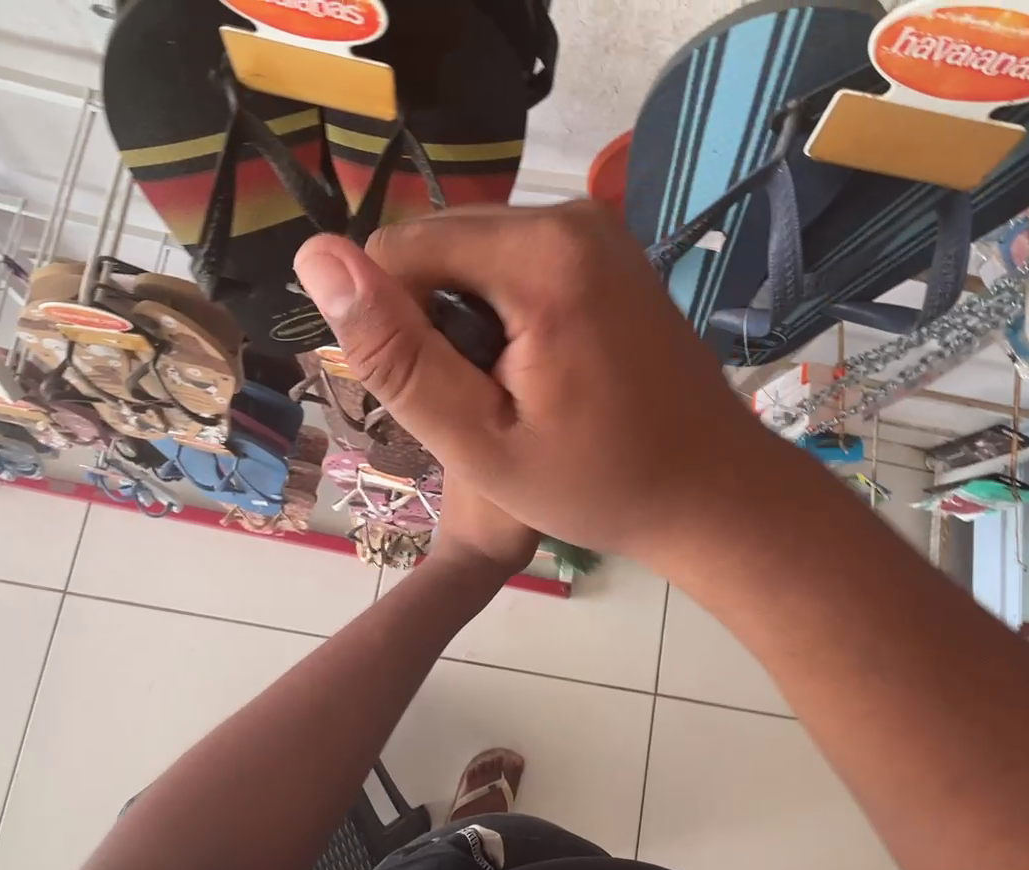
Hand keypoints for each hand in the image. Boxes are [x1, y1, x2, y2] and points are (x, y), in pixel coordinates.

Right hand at [292, 203, 790, 563]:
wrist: (713, 493)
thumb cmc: (599, 484)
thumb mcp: (479, 440)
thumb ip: (396, 354)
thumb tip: (314, 257)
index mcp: (539, 253)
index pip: (398, 251)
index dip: (396, 332)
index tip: (444, 401)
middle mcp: (570, 216)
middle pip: (437, 249)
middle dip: (432, 326)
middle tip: (481, 408)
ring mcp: (596, 231)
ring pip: (471, 259)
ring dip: (465, 326)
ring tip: (509, 397)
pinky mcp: (608, 254)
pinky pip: (515, 267)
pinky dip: (504, 318)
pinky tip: (536, 376)